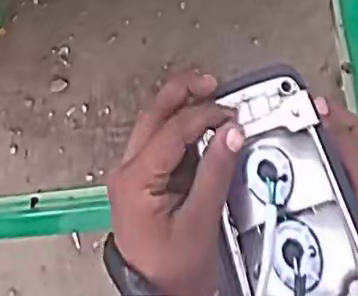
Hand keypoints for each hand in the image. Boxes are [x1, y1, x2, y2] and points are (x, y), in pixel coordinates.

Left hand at [108, 71, 243, 295]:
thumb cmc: (171, 274)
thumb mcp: (200, 223)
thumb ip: (216, 173)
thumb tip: (231, 133)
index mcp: (135, 179)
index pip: (171, 130)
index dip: (203, 115)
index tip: (229, 114)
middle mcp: (127, 170)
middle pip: (154, 113)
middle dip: (183, 91)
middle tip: (210, 83)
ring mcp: (132, 173)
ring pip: (154, 121)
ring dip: (181, 105)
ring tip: (209, 97)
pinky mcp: (142, 178)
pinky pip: (160, 138)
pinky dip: (180, 125)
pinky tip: (200, 124)